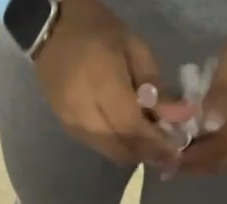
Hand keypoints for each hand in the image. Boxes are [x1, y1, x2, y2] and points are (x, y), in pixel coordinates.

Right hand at [33, 0, 180, 168]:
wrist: (48, 28)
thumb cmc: (96, 30)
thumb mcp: (133, 47)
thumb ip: (154, 86)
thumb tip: (177, 116)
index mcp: (104, 85)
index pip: (134, 129)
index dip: (156, 146)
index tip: (175, 154)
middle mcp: (86, 112)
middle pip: (122, 149)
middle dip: (146, 153)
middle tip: (164, 150)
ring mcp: (73, 123)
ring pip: (110, 152)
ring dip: (131, 151)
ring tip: (147, 141)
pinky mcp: (66, 127)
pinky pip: (97, 147)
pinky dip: (116, 145)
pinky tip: (125, 133)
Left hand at [180, 0, 226, 174]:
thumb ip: (223, 90)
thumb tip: (205, 126)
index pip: (221, 150)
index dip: (192, 158)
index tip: (166, 160)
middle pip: (223, 160)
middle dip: (193, 163)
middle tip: (162, 159)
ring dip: (200, 157)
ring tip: (172, 151)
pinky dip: (211, 147)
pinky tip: (192, 139)